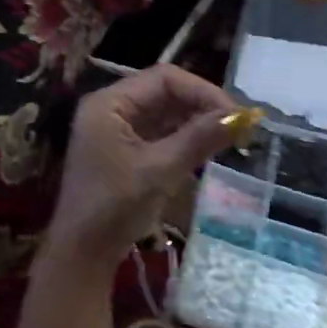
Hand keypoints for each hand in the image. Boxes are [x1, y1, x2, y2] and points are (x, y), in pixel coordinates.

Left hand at [47, 65, 235, 267]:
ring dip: (195, 123)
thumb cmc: (115, 205)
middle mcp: (107, 110)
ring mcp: (113, 131)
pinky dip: (182, 139)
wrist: (83, 249)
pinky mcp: (121, 152)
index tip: (236, 116)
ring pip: (163, 114)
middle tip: (240, 128)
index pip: (163, 78)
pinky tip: (208, 150)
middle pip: (163, 93)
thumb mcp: (160, 169)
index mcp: (107, 104)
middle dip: (201, 106)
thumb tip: (243, 116)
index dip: (203, 91)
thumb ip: (199, 138)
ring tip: (230, 139)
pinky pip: (157, 134)